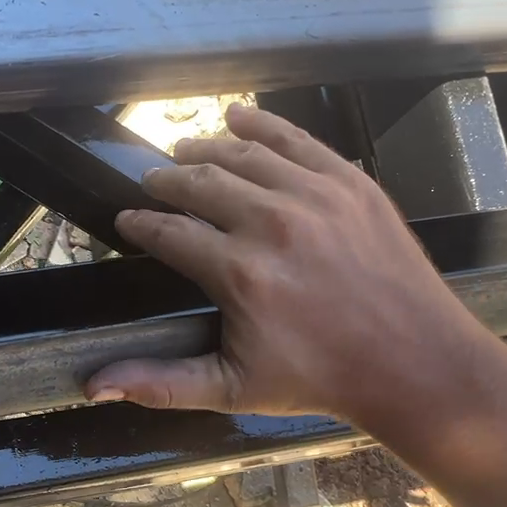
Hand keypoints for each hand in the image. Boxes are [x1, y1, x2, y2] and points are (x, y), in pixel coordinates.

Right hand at [87, 105, 502, 429]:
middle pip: (200, 183)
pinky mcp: (351, 183)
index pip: (170, 232)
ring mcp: (317, 195)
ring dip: (205, 149)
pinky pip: (298, 139)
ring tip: (182, 152)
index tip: (125, 219)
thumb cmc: (315, 378)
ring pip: (244, 154)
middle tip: (149, 182)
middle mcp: (273, 223)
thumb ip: (159, 384)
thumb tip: (95, 386)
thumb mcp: (229, 390)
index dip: (140, 224)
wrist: (412, 361)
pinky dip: (263, 123)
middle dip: (166, 181)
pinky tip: (237, 116)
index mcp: (239, 274)